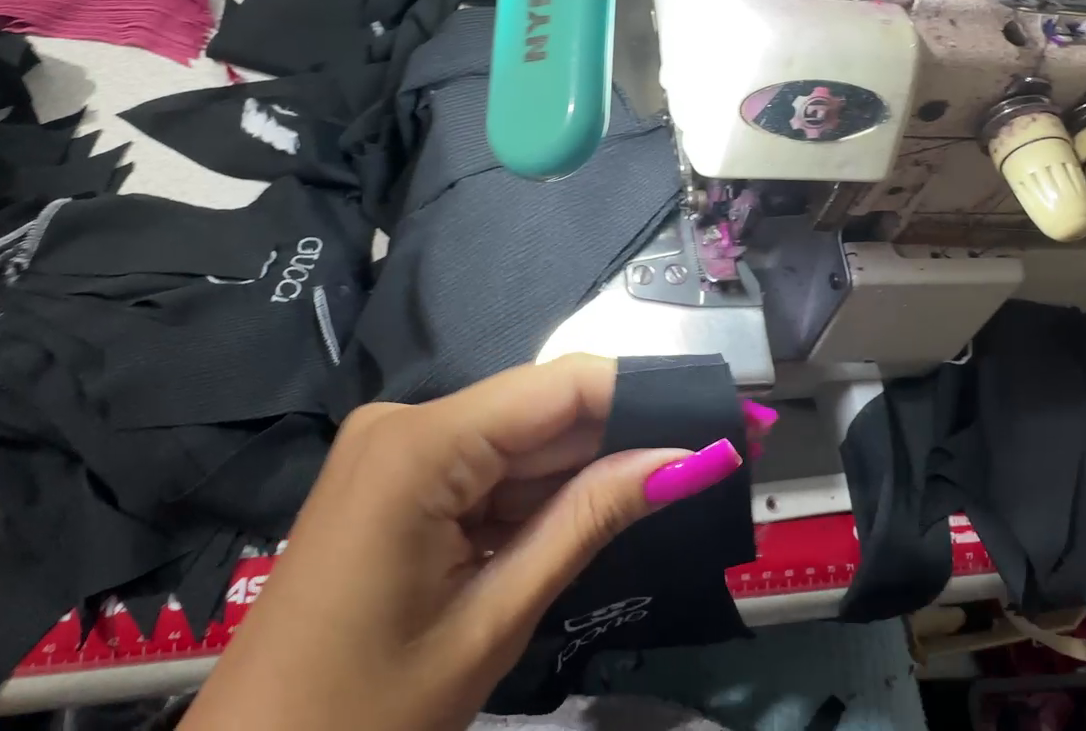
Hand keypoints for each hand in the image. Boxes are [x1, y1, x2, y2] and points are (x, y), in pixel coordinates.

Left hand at [182, 354, 762, 730]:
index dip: (646, 393)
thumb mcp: (497, 615)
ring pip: (519, 438)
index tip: (719, 416)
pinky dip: (537, 491)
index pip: (560, 386)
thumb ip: (592, 520)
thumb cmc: (367, 709)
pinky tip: (587, 511)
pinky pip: (487, 464)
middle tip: (708, 457)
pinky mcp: (397, 473)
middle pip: (541, 409)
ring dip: (585, 468)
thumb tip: (688, 460)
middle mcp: (406, 420)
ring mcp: (397, 445)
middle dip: (623, 435)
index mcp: (422, 444)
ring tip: (666, 484)